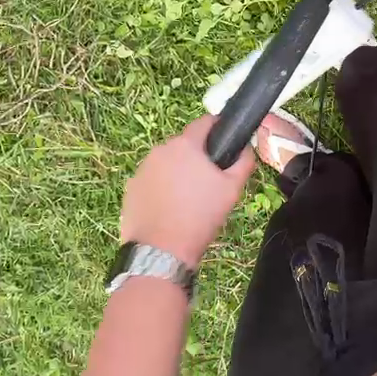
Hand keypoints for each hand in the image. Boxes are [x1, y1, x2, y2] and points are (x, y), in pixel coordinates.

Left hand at [118, 116, 254, 267]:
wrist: (161, 252)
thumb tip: (246, 148)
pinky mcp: (131, 188)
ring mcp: (142, 169)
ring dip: (177, 173)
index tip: (225, 143)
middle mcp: (160, 149)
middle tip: (208, 182)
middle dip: (196, 158)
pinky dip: (160, 189)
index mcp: (185, 144)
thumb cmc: (200, 217)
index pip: (204, 123)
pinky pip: (151, 181)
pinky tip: (169, 210)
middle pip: (184, 146)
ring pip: (167, 164)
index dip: (217, 129)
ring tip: (187, 200)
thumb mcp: (232, 190)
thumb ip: (243, 162)